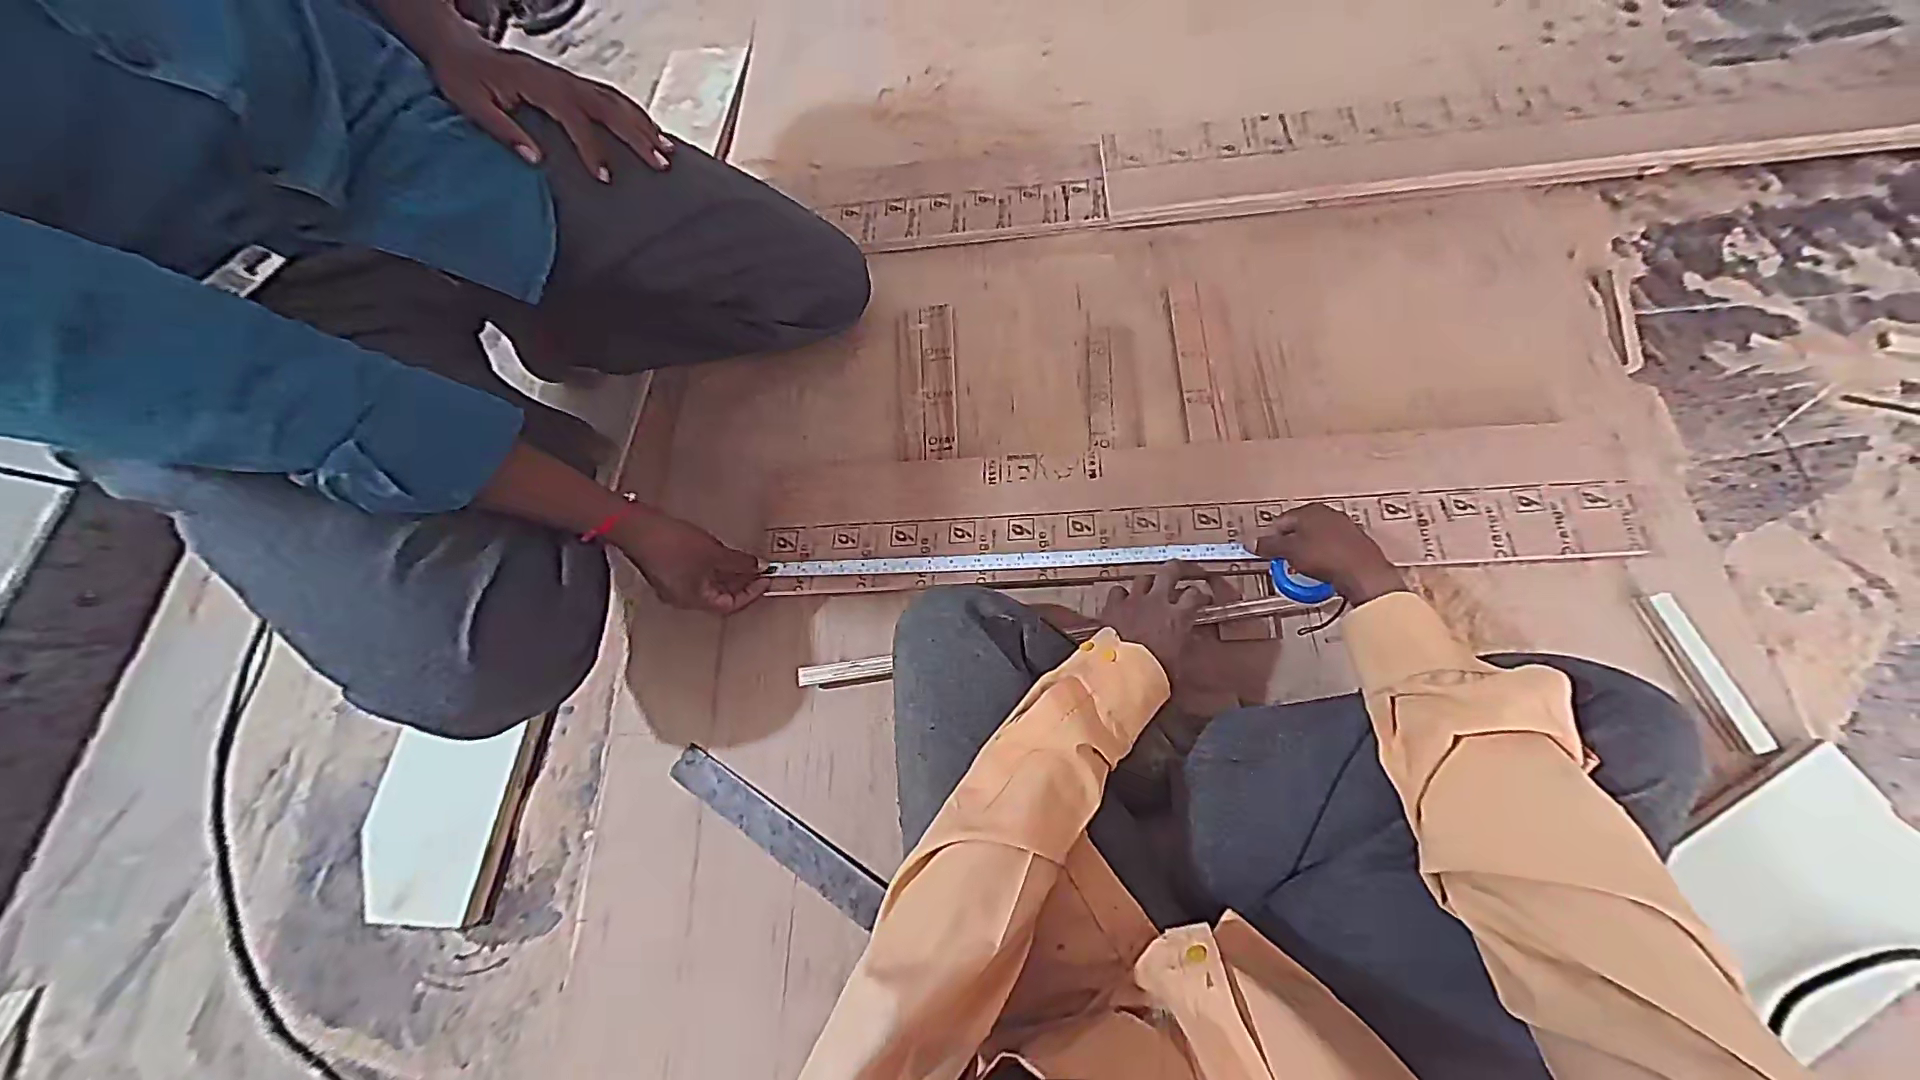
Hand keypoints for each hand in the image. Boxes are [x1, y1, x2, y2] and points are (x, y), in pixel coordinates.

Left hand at [423, 35, 672, 177]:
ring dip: (643, 126)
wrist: (456, 45)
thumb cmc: (461, 77)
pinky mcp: (573, 84)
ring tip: (667, 150)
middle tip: (660, 164)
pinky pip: (611, 97)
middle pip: (607, 107)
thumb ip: (501, 129)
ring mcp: (569, 79)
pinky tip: (651, 131)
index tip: (605, 178)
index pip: (573, 117)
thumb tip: (534, 159)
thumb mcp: (469, 103)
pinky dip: (635, 114)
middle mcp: (558, 79)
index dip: (591, 148)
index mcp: (536, 84)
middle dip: (636, 137)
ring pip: (615, 100)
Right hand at [614, 510, 769, 613]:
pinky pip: (699, 575)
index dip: (751, 594)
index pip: (730, 605)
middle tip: (759, 570)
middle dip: (742, 583)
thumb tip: (759, 567)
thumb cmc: (670, 544)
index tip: (764, 580)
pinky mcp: (669, 570)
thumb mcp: (714, 554)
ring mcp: (674, 584)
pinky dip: (715, 568)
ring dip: (729, 575)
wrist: (637, 527)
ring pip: (709, 585)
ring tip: (746, 561)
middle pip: (720, 596)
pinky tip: (724, 555)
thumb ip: (739, 563)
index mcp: (694, 600)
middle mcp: (683, 597)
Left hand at [1097, 562, 1209, 682]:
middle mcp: (1157, 602)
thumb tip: (1185, 643)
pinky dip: (1121, 594)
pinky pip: (1118, 591)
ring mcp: (1134, 601)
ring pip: (1143, 578)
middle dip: (1178, 568)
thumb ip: (1183, 645)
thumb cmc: (1154, 672)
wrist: (1122, 672)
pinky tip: (1123, 600)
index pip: (1195, 595)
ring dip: (1148, 582)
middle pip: (1171, 571)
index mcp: (1178, 617)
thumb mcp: (1179, 661)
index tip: (1201, 598)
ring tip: (1150, 587)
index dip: (1200, 594)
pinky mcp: (1113, 606)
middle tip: (1181, 570)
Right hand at [1253, 504, 1406, 605]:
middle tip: (1286, 562)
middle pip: (1298, 528)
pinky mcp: (1356, 541)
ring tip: (1305, 567)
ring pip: (1315, 538)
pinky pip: (1331, 546)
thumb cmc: (1323, 557)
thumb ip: (1268, 545)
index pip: (1279, 522)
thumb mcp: (1288, 552)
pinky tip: (1323, 568)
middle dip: (1289, 545)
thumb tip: (1251, 543)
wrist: (1363, 573)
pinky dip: (1323, 556)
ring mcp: (1344, 526)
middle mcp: (1327, 513)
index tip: (1269, 554)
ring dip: (1306, 551)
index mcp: (1308, 510)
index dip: (1271, 539)